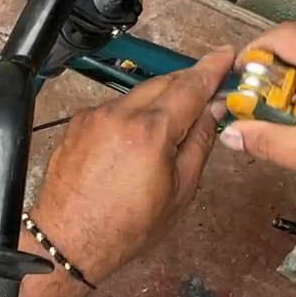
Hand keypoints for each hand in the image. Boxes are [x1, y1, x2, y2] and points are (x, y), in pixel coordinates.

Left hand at [29, 47, 234, 283]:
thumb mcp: (180, 191)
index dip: (213, 68)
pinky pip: (114, 108)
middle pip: (164, 83)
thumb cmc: (125, 227)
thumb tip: (213, 110)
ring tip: (171, 126)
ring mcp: (94, 116)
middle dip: (188, 83)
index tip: (226, 55)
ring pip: (137, 95)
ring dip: (159, 101)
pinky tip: (136, 140)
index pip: (190, 86)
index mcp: (150, 132)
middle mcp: (119, 114)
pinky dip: (131, 115)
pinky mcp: (78, 123)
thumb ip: (199, 142)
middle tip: (208, 90)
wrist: (69, 240)